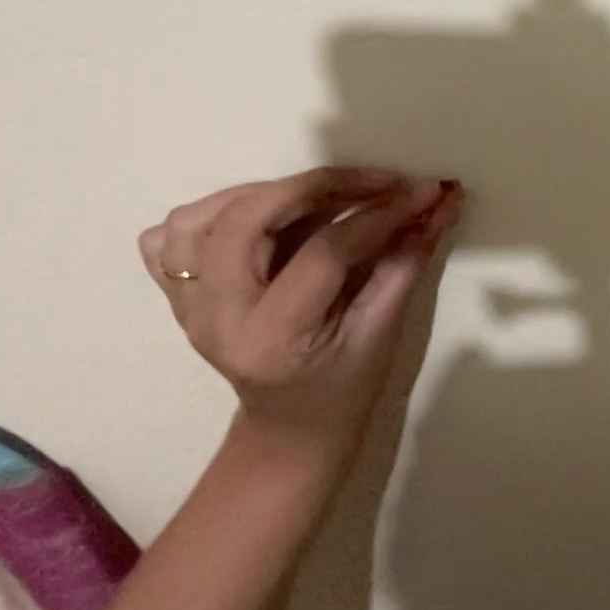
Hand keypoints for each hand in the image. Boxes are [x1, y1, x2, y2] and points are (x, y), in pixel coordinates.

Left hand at [137, 167, 464, 458]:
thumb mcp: (386, 328)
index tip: (424, 192)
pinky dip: (214, 213)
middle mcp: (215, 318)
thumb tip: (439, 200)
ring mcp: (186, 305)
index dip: (380, 214)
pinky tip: (264, 217)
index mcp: (272, 337)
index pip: (325, 252)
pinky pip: (170, 237)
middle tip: (376, 183)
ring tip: (320, 197)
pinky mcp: (178, 294)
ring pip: (201, 218)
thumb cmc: (346, 385)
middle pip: (249, 219)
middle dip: (320, 185)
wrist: (292, 426)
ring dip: (265, 193)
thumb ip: (408, 260)